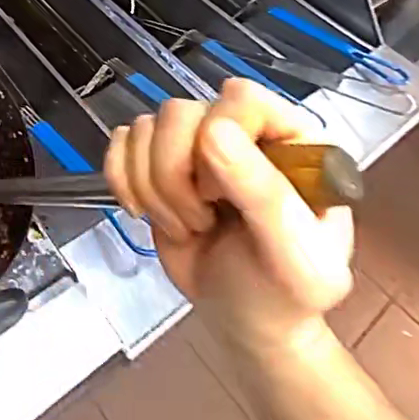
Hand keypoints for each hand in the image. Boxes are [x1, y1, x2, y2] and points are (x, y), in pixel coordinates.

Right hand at [104, 79, 355, 353]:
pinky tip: (147, 213)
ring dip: (153, 187)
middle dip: (178, 177)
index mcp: (289, 139)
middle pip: (180, 113)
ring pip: (146, 127)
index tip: (221, 194)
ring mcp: (194, 143)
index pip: (241, 99)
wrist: (245, 320)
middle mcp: (240, 130)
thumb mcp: (297, 259)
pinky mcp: (155, 161)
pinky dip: (123, 180)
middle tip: (204, 220)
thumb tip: (214, 132)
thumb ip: (265, 194)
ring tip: (187, 225)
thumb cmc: (284, 292)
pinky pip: (121, 141)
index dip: (221, 141)